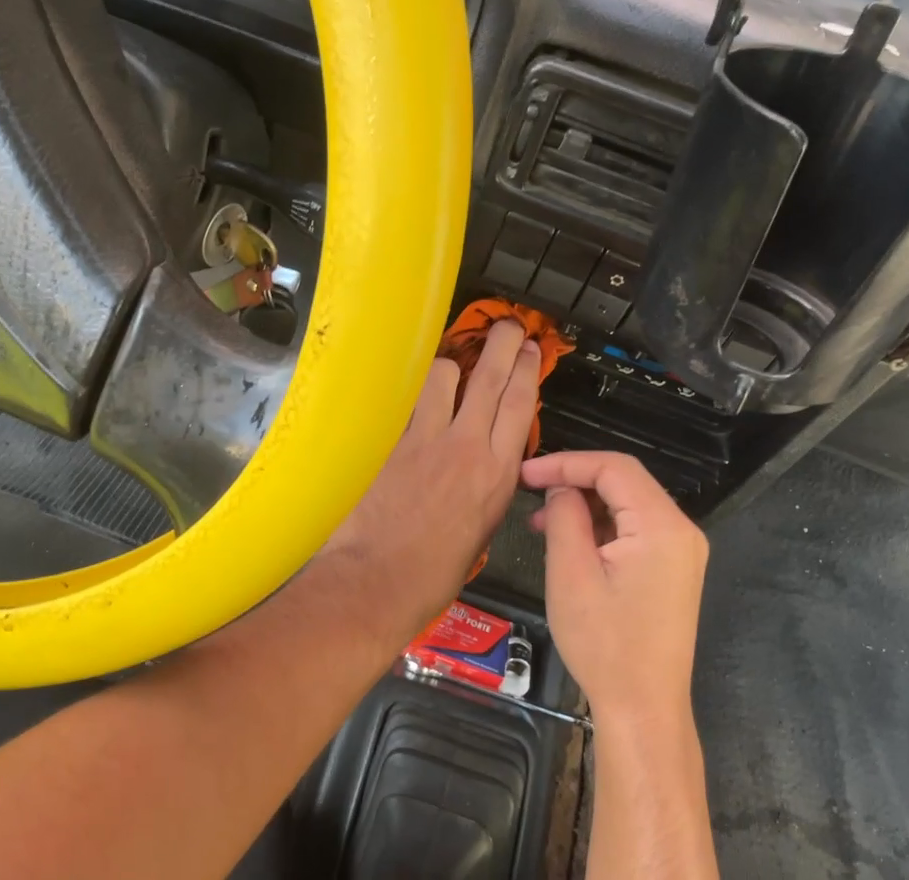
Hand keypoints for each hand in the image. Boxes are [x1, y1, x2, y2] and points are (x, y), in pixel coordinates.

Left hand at [321, 319, 541, 631]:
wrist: (377, 582)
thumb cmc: (433, 573)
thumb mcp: (480, 530)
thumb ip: (485, 488)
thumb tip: (481, 469)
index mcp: (497, 473)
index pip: (520, 405)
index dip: (527, 370)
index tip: (530, 349)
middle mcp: (465, 446)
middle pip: (490, 378)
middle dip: (503, 344)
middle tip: (508, 325)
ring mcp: (423, 438)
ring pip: (442, 377)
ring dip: (449, 366)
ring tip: (448, 368)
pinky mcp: (387, 440)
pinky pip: (404, 400)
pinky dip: (411, 392)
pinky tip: (407, 392)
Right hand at [523, 451, 707, 722]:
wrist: (644, 709)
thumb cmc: (604, 643)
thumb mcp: (571, 574)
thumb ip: (565, 517)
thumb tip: (560, 487)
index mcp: (662, 526)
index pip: (614, 468)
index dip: (566, 462)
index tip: (525, 474)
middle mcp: (682, 530)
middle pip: (625, 482)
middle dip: (575, 481)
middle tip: (530, 495)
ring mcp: (682, 552)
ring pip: (629, 505)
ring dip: (586, 505)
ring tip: (542, 524)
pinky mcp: (674, 571)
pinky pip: (636, 530)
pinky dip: (601, 528)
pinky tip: (570, 543)